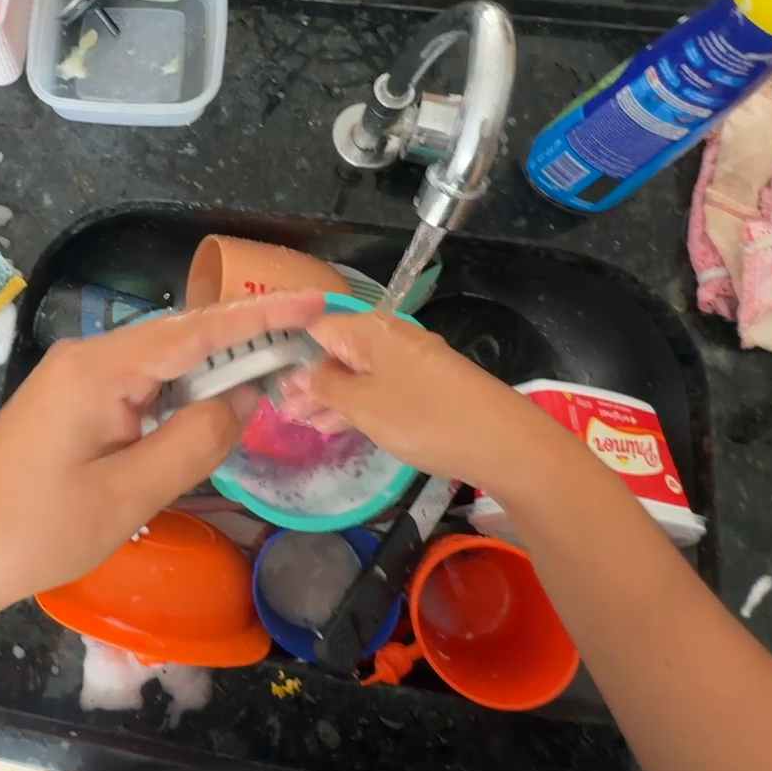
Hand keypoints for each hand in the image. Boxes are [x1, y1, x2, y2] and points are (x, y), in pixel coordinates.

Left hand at [0, 292, 326, 642]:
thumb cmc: (38, 530)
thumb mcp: (130, 493)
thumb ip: (195, 439)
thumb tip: (245, 397)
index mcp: (100, 368)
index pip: (196, 331)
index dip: (259, 316)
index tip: (315, 303)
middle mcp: (88, 356)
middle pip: (179, 336)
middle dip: (243, 338)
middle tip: (305, 343)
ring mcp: (75, 376)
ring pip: (160, 360)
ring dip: (212, 368)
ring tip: (270, 372)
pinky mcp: (71, 399)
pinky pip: (138, 381)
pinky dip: (179, 391)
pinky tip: (205, 406)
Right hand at [280, 310, 568, 490]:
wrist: (505, 443)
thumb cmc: (425, 418)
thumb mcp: (362, 405)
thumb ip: (323, 388)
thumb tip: (297, 376)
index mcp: (369, 331)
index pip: (315, 327)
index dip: (289, 351)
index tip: (266, 378)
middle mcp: (388, 338)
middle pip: (336, 351)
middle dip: (308, 380)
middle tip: (283, 412)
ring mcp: (410, 362)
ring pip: (357, 373)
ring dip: (331, 397)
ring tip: (304, 424)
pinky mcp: (425, 386)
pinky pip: (379, 388)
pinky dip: (358, 404)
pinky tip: (338, 425)